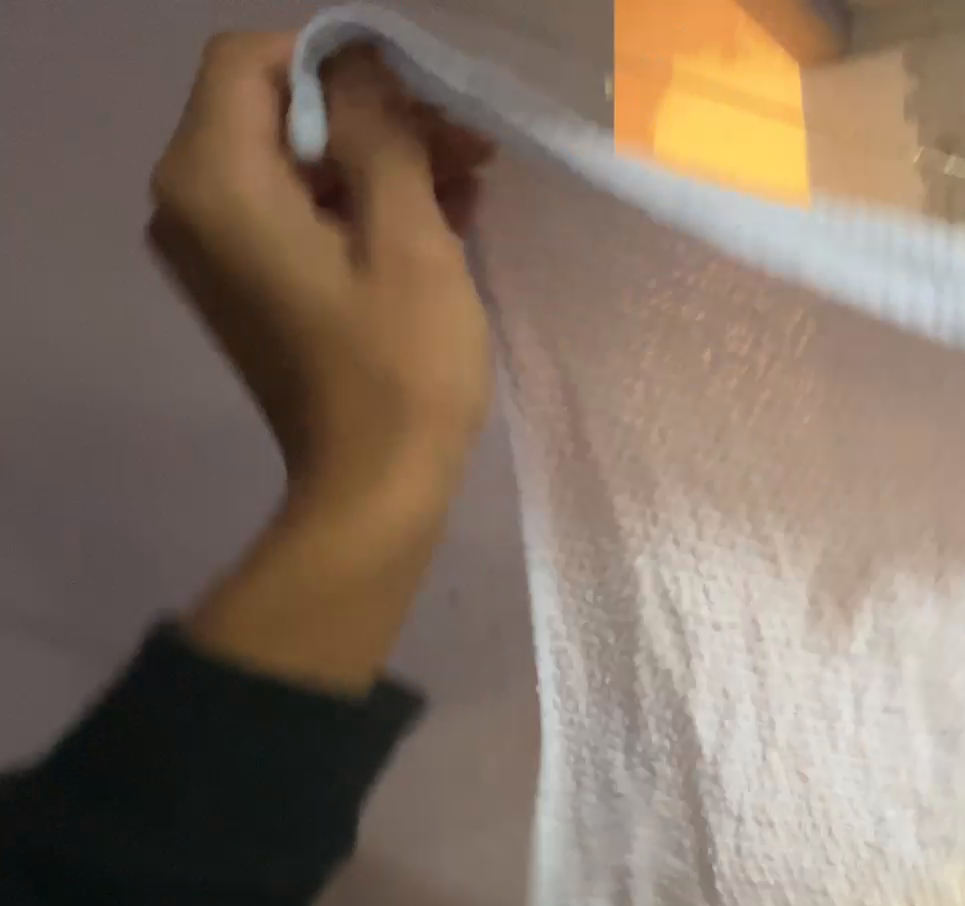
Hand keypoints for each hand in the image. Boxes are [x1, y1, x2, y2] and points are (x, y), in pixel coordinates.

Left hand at [149, 32, 493, 690]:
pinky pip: (301, 218)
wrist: (378, 481)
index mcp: (216, 181)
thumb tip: (370, 69)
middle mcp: (192, 203)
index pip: (254, 63)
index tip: (428, 100)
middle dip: (377, 122)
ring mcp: (218, 250)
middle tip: (470, 150)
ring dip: (382, 168)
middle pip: (279, 117)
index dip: (343, 64)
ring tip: (468, 189)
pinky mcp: (253, 288)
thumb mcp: (411, 245)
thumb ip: (384, 142)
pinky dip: (364, 211)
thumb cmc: (404, 368)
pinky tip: (435, 226)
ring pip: (298, 170)